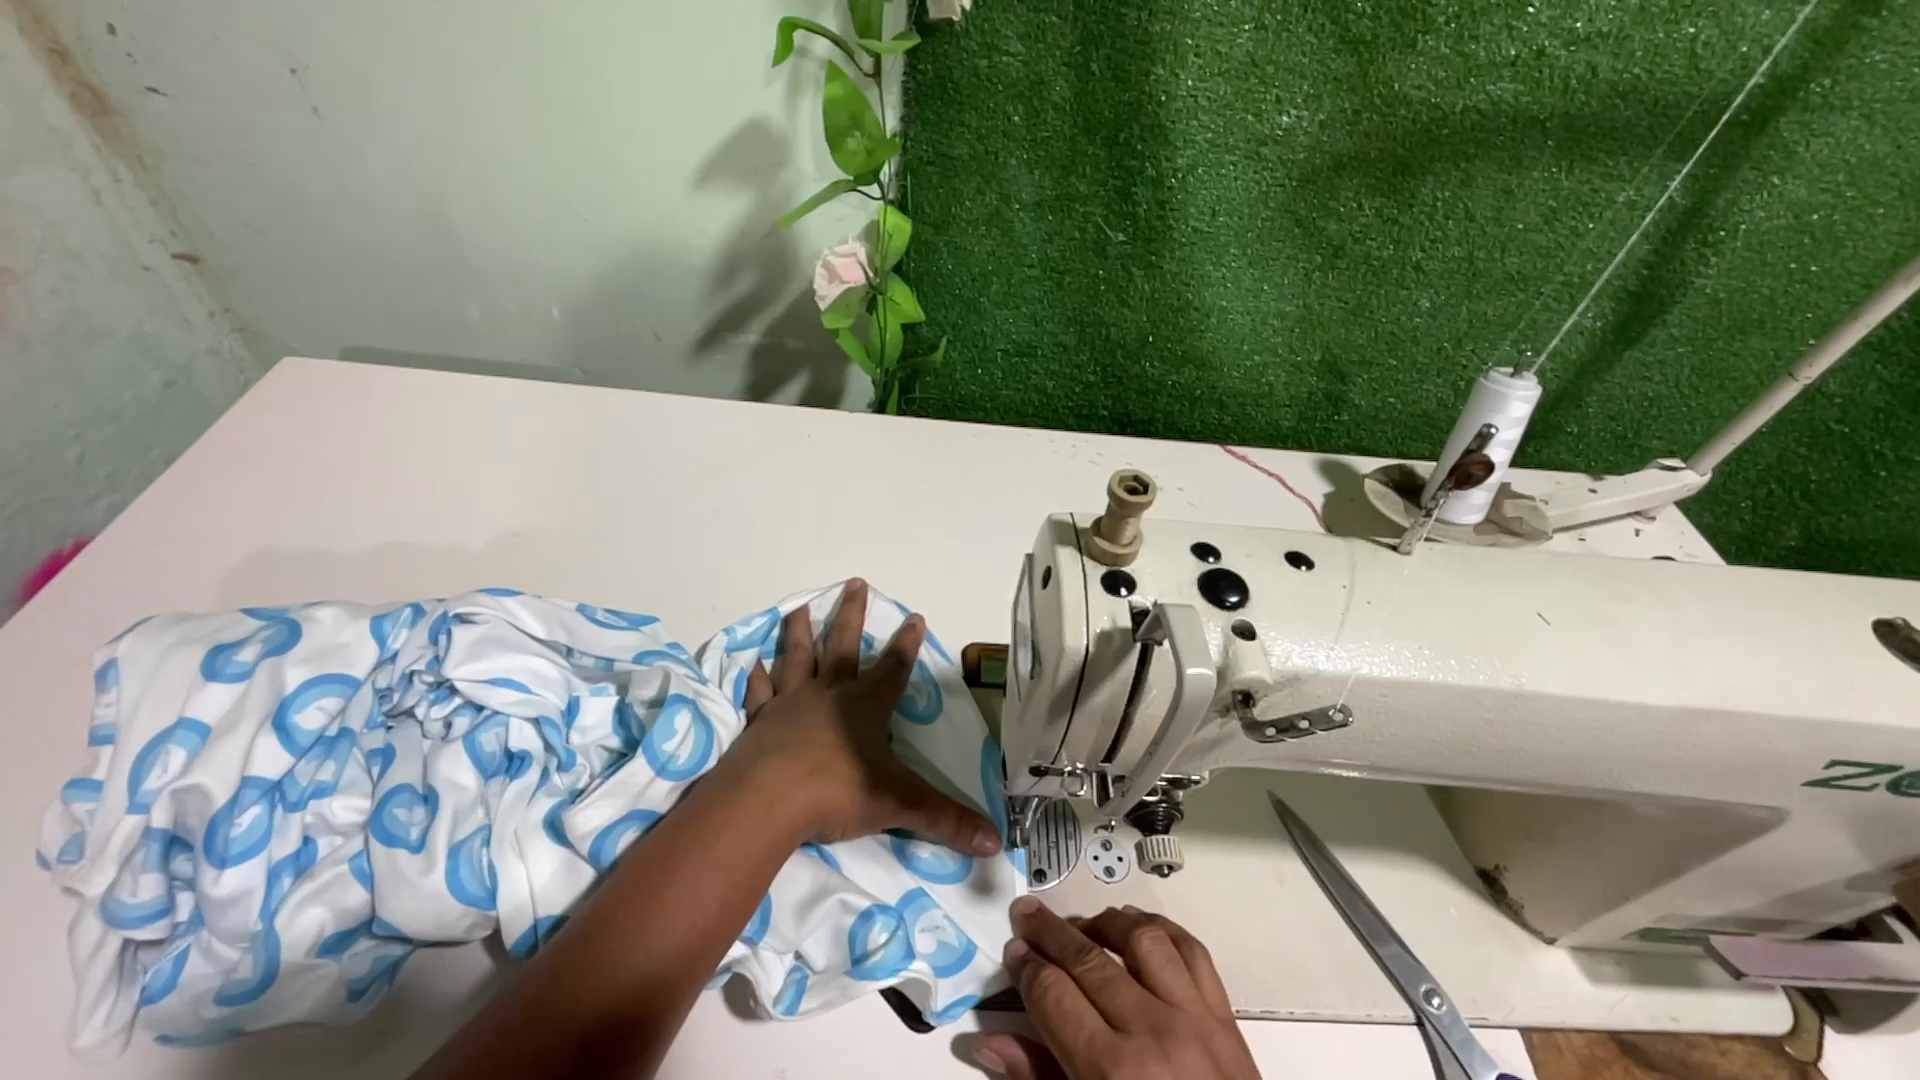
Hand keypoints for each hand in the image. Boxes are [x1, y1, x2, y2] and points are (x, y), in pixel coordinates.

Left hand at [715, 578, 1001, 856]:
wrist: (766, 800)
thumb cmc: (837, 792)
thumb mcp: (900, 804)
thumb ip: (946, 820)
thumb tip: (997, 842)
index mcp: (866, 707)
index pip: (894, 668)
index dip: (907, 644)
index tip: (914, 616)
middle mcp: (829, 696)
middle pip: (843, 646)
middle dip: (852, 614)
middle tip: (855, 582)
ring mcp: (790, 705)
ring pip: (797, 658)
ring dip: (800, 633)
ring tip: (801, 607)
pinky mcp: (759, 724)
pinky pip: (760, 695)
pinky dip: (759, 680)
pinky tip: (755, 667)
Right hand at [974, 899, 1259, 1079]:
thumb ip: (1038, 1076)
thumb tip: (987, 1042)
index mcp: (1110, 1070)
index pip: (1053, 994)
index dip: (1026, 967)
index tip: (1014, 952)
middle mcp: (1151, 1033)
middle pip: (1088, 960)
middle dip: (1050, 932)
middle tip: (1027, 914)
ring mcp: (1193, 1018)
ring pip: (1141, 940)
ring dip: (1105, 923)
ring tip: (1081, 925)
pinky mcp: (1224, 1014)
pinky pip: (1191, 950)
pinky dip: (1161, 927)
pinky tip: (1136, 923)